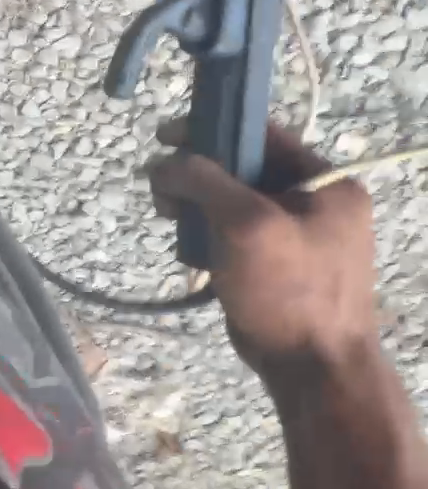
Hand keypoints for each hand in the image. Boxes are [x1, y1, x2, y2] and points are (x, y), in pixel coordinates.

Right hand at [147, 122, 377, 373]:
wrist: (310, 362)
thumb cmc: (289, 288)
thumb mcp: (245, 222)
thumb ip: (202, 178)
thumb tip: (163, 163)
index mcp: (325, 183)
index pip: (259, 131)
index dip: (210, 126)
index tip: (164, 139)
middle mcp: (311, 198)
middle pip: (232, 160)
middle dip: (190, 172)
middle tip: (166, 193)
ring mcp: (288, 226)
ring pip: (219, 190)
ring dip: (187, 199)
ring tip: (174, 221)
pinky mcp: (266, 250)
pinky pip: (220, 219)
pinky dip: (196, 224)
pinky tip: (190, 243)